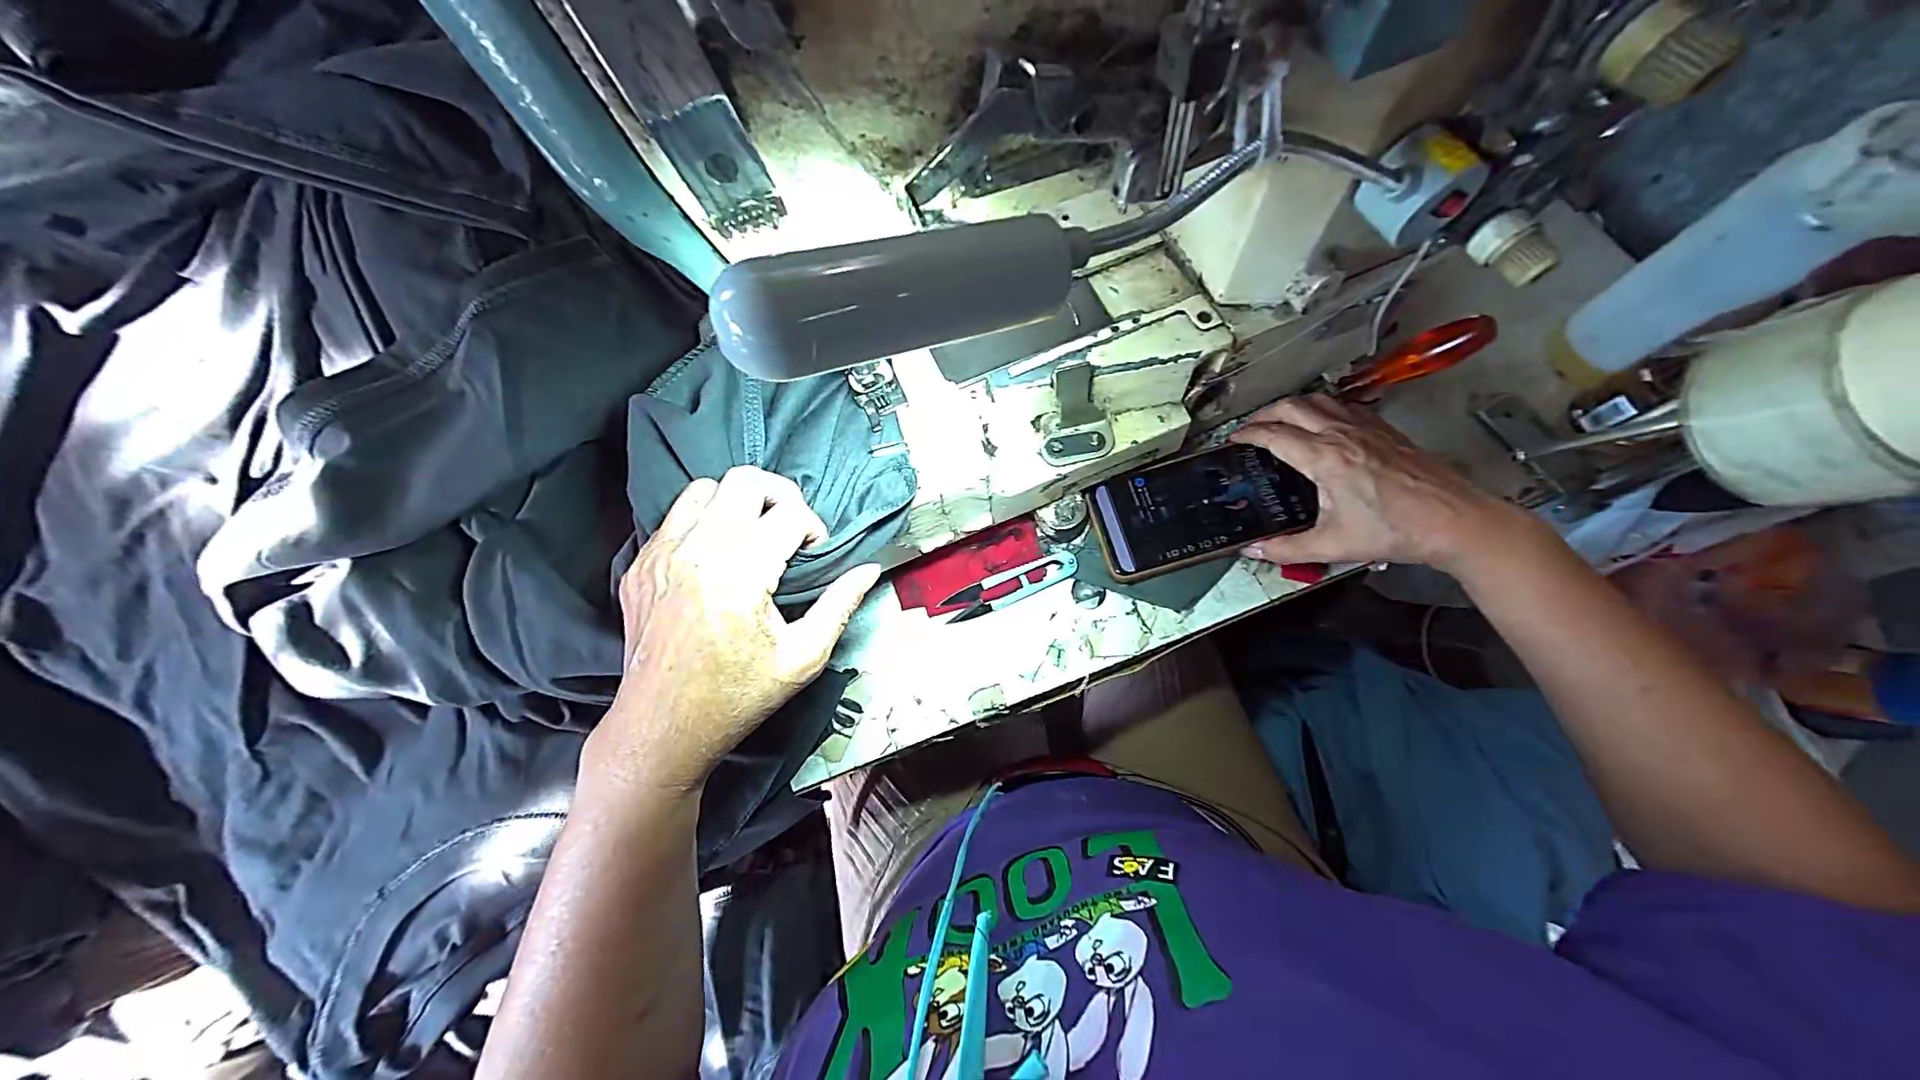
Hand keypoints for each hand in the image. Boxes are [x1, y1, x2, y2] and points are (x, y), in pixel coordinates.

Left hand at [584, 467, 882, 794]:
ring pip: (704, 488)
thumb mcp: (803, 658)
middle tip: (791, 525)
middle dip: (780, 495)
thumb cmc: (734, 698)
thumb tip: (867, 571)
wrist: (662, 727)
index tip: (814, 550)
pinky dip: (703, 522)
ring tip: (754, 532)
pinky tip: (718, 554)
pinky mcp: (641, 566)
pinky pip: (674, 517)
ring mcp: (661, 557)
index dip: (813, 526)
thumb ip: (840, 605)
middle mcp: (695, 556)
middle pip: (744, 481)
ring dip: (738, 501)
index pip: (787, 514)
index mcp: (739, 578)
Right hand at [1227, 394, 1526, 574]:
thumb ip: (1285, 549)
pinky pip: (1347, 406)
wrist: (1452, 521)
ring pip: (1320, 399)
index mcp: (1325, 458)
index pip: (1273, 434)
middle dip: (1264, 413)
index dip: (1247, 434)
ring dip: (1294, 405)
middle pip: (1292, 406)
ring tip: (1281, 417)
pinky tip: (1325, 421)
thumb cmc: (1400, 529)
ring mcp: (1367, 429)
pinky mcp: (1386, 431)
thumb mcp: (1331, 545)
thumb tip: (1256, 550)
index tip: (1235, 439)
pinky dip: (1325, 407)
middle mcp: (1344, 435)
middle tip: (1251, 426)